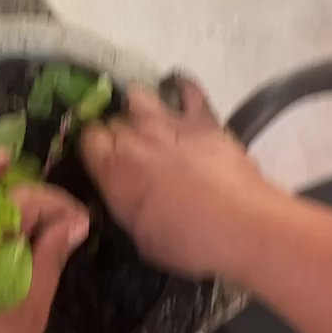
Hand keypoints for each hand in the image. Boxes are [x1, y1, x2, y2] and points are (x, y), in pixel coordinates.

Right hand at [79, 75, 285, 278]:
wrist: (244, 226)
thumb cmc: (188, 243)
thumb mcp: (139, 237)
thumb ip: (123, 205)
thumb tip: (121, 196)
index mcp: (114, 167)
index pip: (87, 138)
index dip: (93, 148)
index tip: (101, 162)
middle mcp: (135, 136)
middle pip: (111, 119)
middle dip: (115, 134)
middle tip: (129, 155)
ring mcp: (169, 121)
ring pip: (137, 95)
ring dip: (138, 109)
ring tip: (148, 126)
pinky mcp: (204, 117)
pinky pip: (187, 89)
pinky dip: (181, 91)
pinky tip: (181, 100)